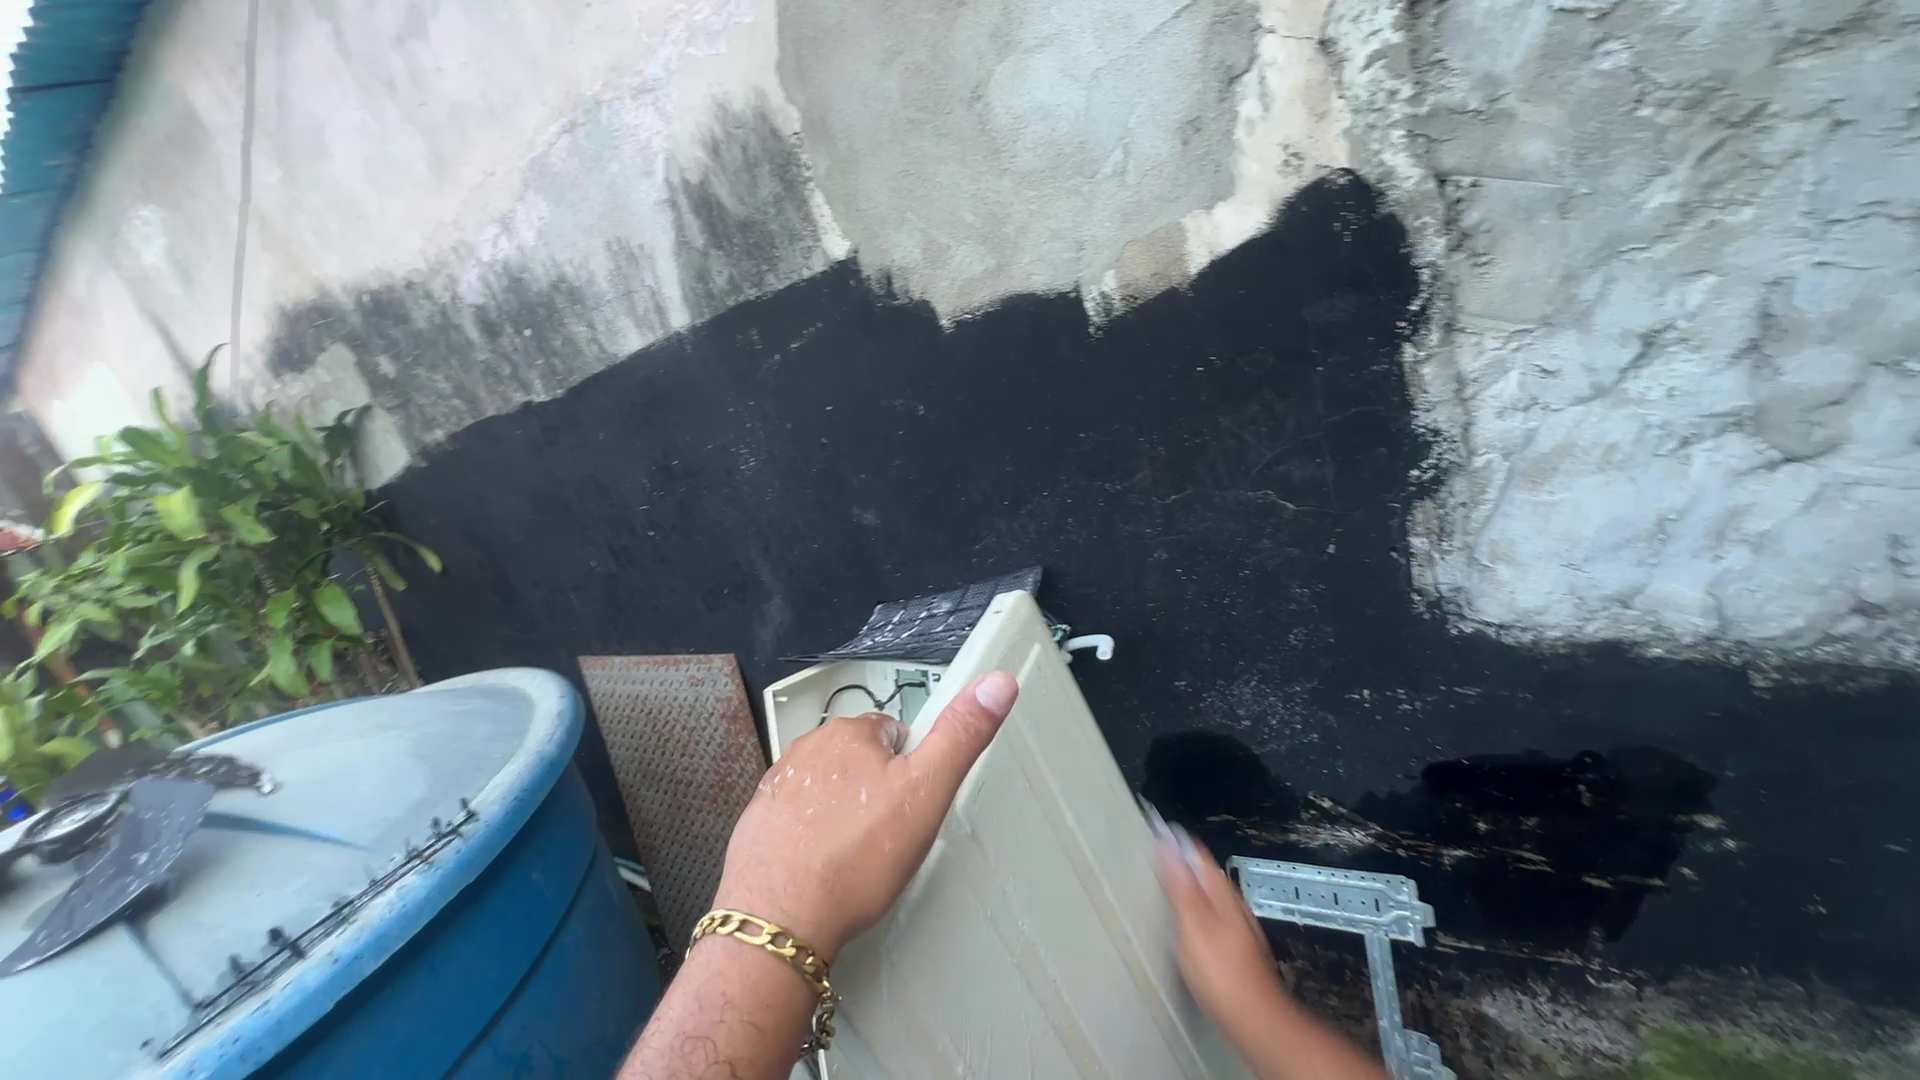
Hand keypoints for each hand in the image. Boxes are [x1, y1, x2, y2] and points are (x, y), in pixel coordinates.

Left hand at [708, 671, 1019, 959]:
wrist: (778, 919)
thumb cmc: (856, 856)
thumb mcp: (926, 791)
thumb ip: (961, 735)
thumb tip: (998, 682)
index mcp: (851, 732)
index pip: (895, 733)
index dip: (911, 770)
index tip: (913, 804)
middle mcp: (808, 747)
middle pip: (860, 758)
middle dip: (877, 789)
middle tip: (889, 835)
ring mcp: (778, 783)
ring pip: (829, 787)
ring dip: (844, 810)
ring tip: (857, 854)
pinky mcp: (759, 819)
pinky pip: (798, 815)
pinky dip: (813, 833)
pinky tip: (823, 864)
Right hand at [1155, 827, 1289, 1036]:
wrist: (1255, 1019)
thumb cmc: (1220, 971)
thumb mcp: (1193, 922)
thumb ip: (1181, 883)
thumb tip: (1168, 841)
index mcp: (1221, 892)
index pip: (1198, 854)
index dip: (1177, 841)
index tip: (1155, 831)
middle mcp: (1232, 904)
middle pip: (1204, 873)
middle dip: (1182, 862)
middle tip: (1154, 855)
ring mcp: (1237, 927)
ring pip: (1209, 895)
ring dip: (1188, 886)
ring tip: (1164, 885)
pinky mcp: (1236, 949)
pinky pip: (1211, 916)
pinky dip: (1195, 910)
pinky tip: (1185, 923)